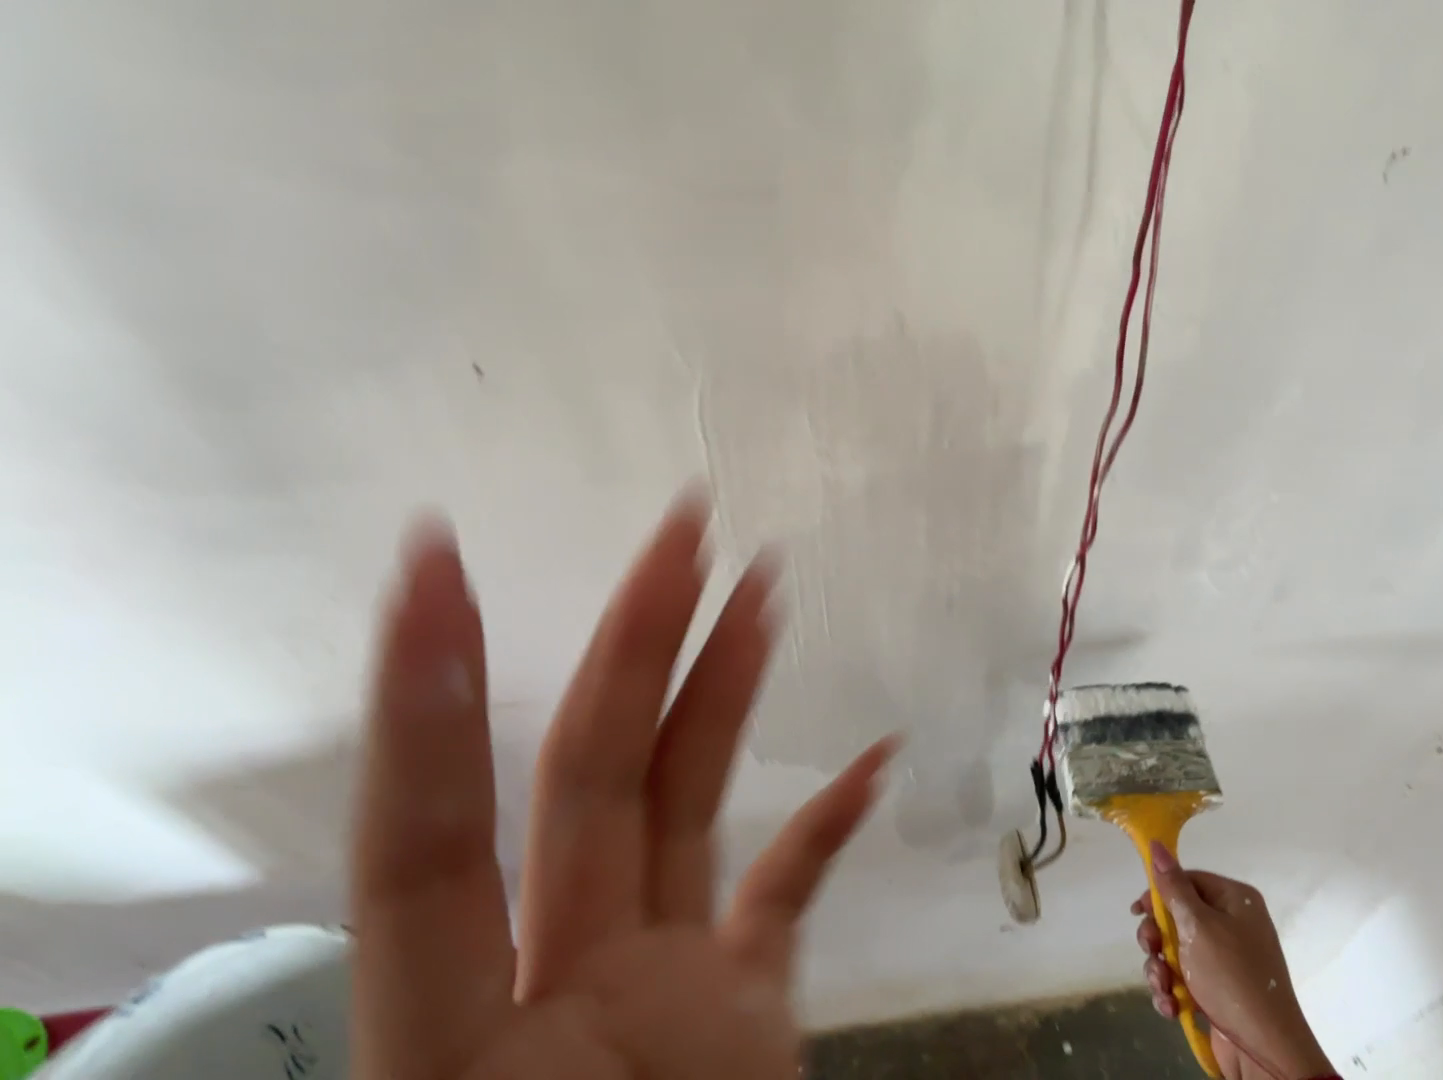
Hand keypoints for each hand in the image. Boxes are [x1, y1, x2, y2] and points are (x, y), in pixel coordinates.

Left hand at [351, 491, 896, 1078]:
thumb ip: (498, 1075)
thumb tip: (541, 984)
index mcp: (467, 1055)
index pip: (431, 851)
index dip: (427, 708)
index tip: (434, 571)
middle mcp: (560, 989)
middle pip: (591, 783)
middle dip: (633, 645)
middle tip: (683, 532)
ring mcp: (657, 984)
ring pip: (684, 804)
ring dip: (724, 691)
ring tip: (762, 592)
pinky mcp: (736, 1006)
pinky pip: (780, 888)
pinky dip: (823, 824)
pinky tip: (870, 757)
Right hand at [1133, 848, 1334, 1079]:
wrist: (1264, 1048)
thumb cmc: (1231, 977)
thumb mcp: (1198, 926)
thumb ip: (1173, 888)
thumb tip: (1157, 845)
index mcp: (1235, 900)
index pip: (1188, 881)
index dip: (1159, 895)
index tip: (1137, 912)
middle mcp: (1233, 924)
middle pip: (1178, 916)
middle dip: (1157, 939)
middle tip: (1151, 952)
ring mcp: (1226, 958)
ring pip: (1176, 950)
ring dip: (1161, 969)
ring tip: (1163, 989)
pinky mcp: (1218, 988)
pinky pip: (1185, 977)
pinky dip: (1173, 990)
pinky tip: (1171, 1006)